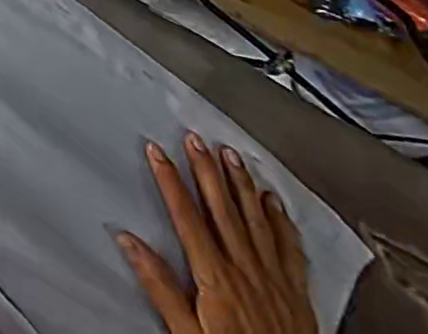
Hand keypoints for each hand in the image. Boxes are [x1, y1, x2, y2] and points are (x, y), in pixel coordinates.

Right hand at [118, 132, 315, 333]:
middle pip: (220, 206)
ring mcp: (273, 275)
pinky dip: (279, 218)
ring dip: (239, 181)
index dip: (169, 179)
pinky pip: (288, 244)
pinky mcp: (296, 289)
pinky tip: (272, 199)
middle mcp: (244, 267)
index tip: (157, 152)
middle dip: (204, 167)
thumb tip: (131, 244)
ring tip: (229, 153)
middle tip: (194, 139)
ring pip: (254, 216)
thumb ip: (160, 287)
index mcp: (214, 277)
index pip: (185, 215)